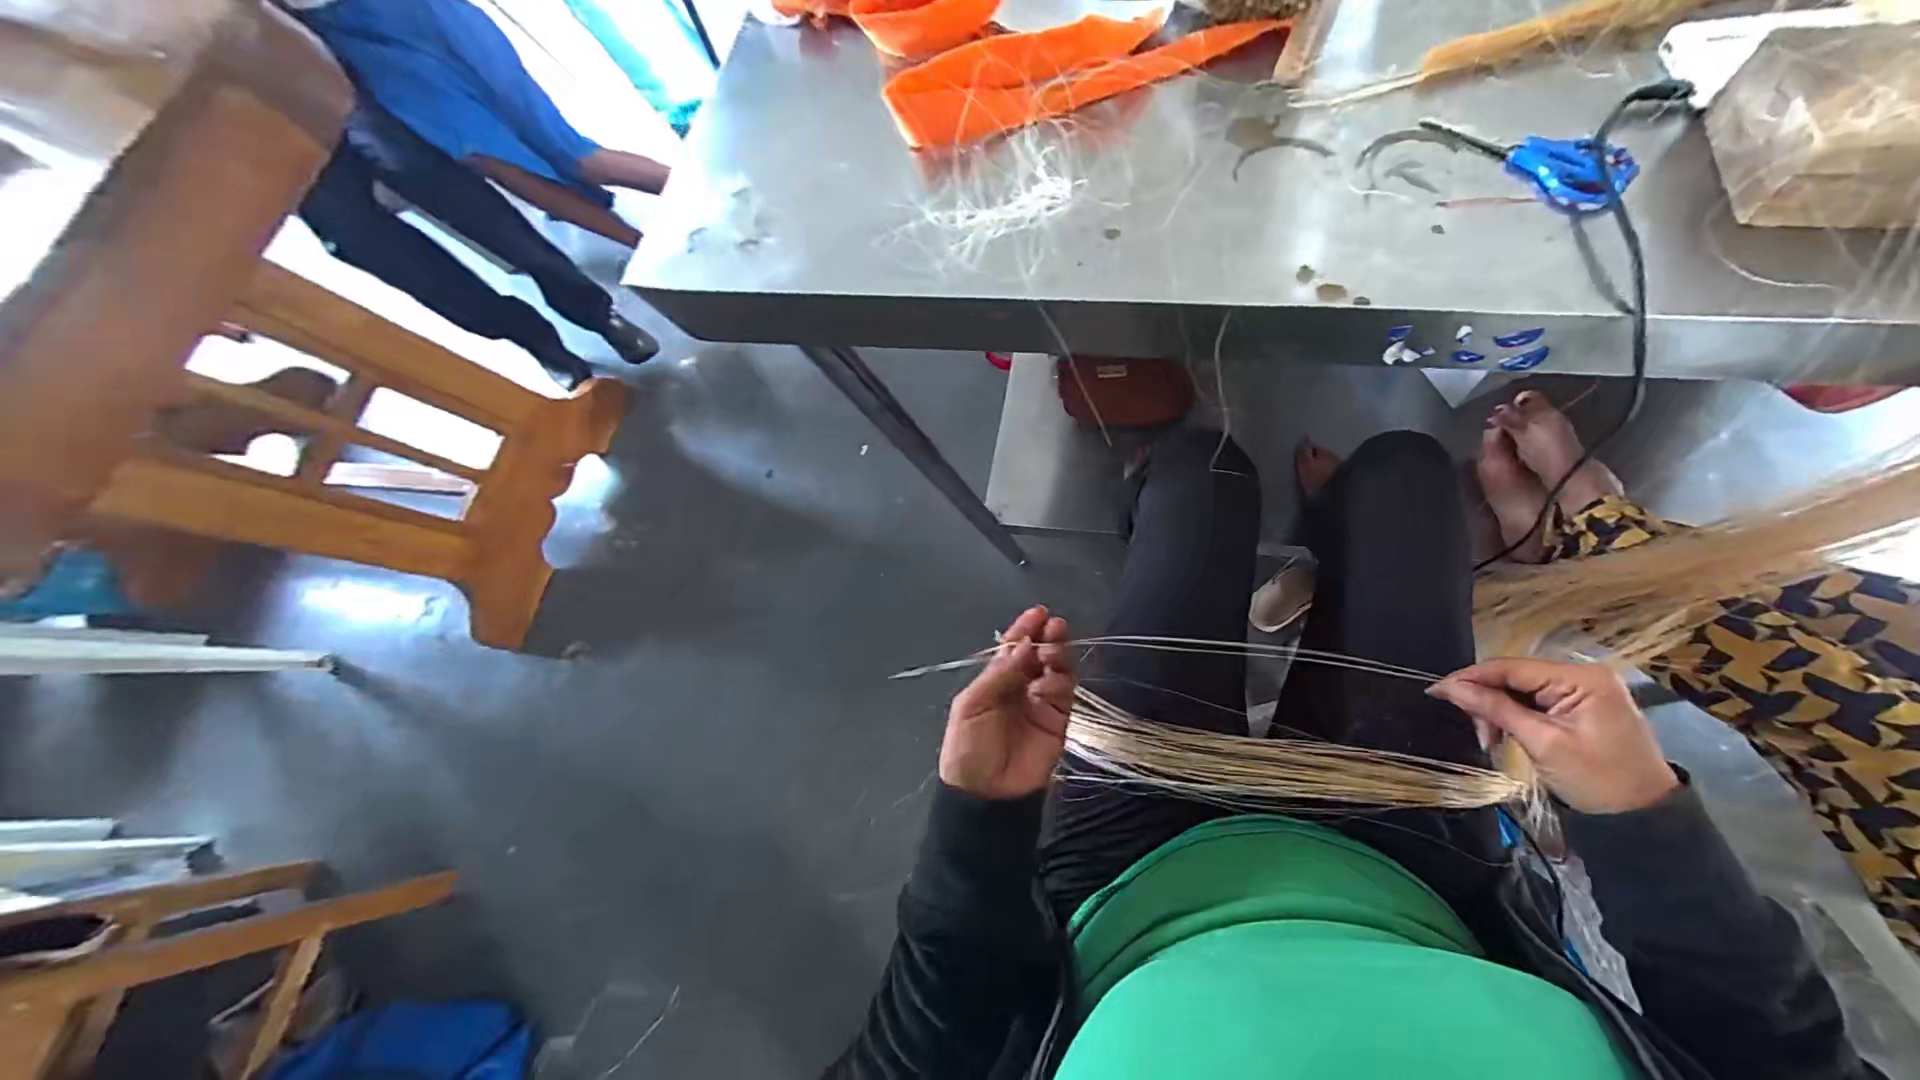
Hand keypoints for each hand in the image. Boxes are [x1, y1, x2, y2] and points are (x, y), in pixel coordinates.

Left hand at [939, 607, 1074, 799]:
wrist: (986, 794)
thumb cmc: (968, 747)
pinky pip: (1065, 693)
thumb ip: (999, 674)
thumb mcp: (972, 705)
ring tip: (1055, 645)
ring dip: (1057, 654)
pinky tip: (1055, 674)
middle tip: (1053, 625)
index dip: (1024, 630)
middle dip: (1045, 637)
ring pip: (1055, 670)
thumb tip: (1024, 644)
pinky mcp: (1058, 721)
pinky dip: (1063, 679)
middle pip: (1037, 655)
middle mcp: (1019, 686)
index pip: (1012, 649)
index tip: (1038, 613)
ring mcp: (1040, 703)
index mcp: (995, 680)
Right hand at [1427, 658, 1678, 813]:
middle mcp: (1583, 674)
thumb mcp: (1541, 742)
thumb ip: (1494, 708)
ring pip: (1518, 688)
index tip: (1436, 691)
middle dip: (1485, 700)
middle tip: (1474, 729)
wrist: (1645, 817)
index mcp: (1581, 678)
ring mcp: (1583, 689)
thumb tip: (1447, 687)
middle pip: (1512, 676)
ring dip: (1496, 710)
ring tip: (1489, 738)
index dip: (1468, 677)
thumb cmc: (1598, 779)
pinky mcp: (1580, 704)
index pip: (1510, 667)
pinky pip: (1533, 700)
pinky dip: (1512, 715)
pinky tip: (1504, 734)